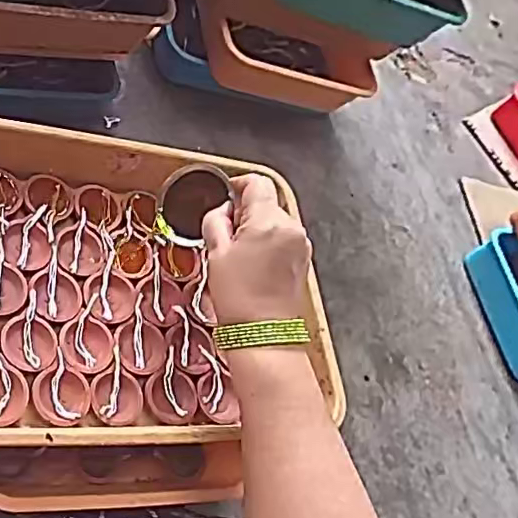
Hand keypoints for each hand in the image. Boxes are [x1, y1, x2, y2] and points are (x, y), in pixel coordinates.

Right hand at [200, 174, 309, 324]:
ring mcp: (300, 244)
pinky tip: (249, 265)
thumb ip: (216, 222)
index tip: (224, 197)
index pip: (257, 183)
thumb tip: (221, 211)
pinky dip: (265, 243)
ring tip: (235, 255)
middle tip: (223, 234)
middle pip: (266, 201)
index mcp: (269, 221)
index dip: (236, 186)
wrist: (263, 334)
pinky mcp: (301, 260)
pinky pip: (282, 239)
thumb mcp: (215, 254)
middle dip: (244, 212)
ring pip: (274, 220)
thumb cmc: (239, 298)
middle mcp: (292, 228)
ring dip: (255, 228)